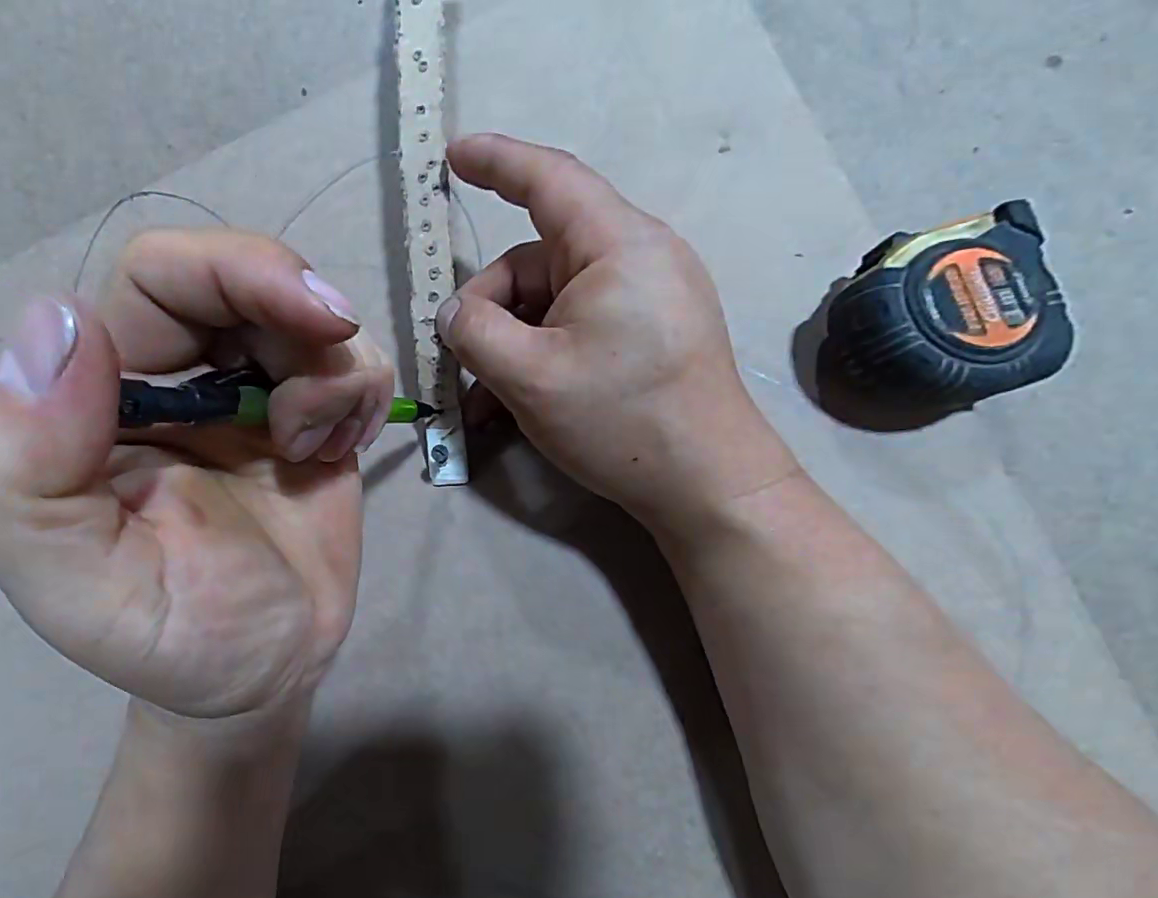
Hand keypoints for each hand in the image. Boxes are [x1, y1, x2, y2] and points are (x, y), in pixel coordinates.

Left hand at [0, 228, 392, 718]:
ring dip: (330, 367)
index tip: (305, 325)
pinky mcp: (305, 415)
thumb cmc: (169, 640)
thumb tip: (57, 322)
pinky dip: (360, 389)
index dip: (225, 275)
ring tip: (315, 449)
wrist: (264, 674)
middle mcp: (163, 381)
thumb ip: (20, 469)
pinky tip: (336, 449)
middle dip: (289, 293)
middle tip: (335, 330)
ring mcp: (240, 395)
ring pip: (300, 313)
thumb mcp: (75, 585)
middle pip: (230, 275)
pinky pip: (349, 357)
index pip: (151, 282)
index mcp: (92, 402)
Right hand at [440, 134, 798, 530]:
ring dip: (508, 346)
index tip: (452, 155)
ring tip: (484, 404)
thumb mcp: (528, 377)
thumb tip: (453, 312)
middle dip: (489, 310)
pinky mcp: (647, 334)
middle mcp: (636, 258)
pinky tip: (514, 404)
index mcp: (616, 245)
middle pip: (536, 261)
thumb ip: (474, 331)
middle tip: (460, 367)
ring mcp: (645, 298)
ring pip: (551, 303)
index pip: (549, 180)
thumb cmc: (619, 419)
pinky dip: (539, 357)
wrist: (705, 482)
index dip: (495, 162)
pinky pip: (576, 328)